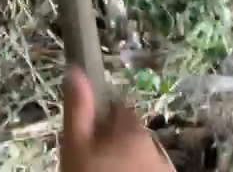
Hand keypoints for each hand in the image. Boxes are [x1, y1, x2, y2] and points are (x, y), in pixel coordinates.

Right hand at [59, 70, 173, 171]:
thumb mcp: (75, 146)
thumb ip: (78, 108)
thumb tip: (75, 70)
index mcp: (134, 134)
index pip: (120, 107)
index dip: (101, 114)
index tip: (86, 131)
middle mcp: (158, 152)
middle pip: (132, 135)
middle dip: (114, 141)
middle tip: (91, 158)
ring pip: (142, 159)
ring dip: (127, 163)